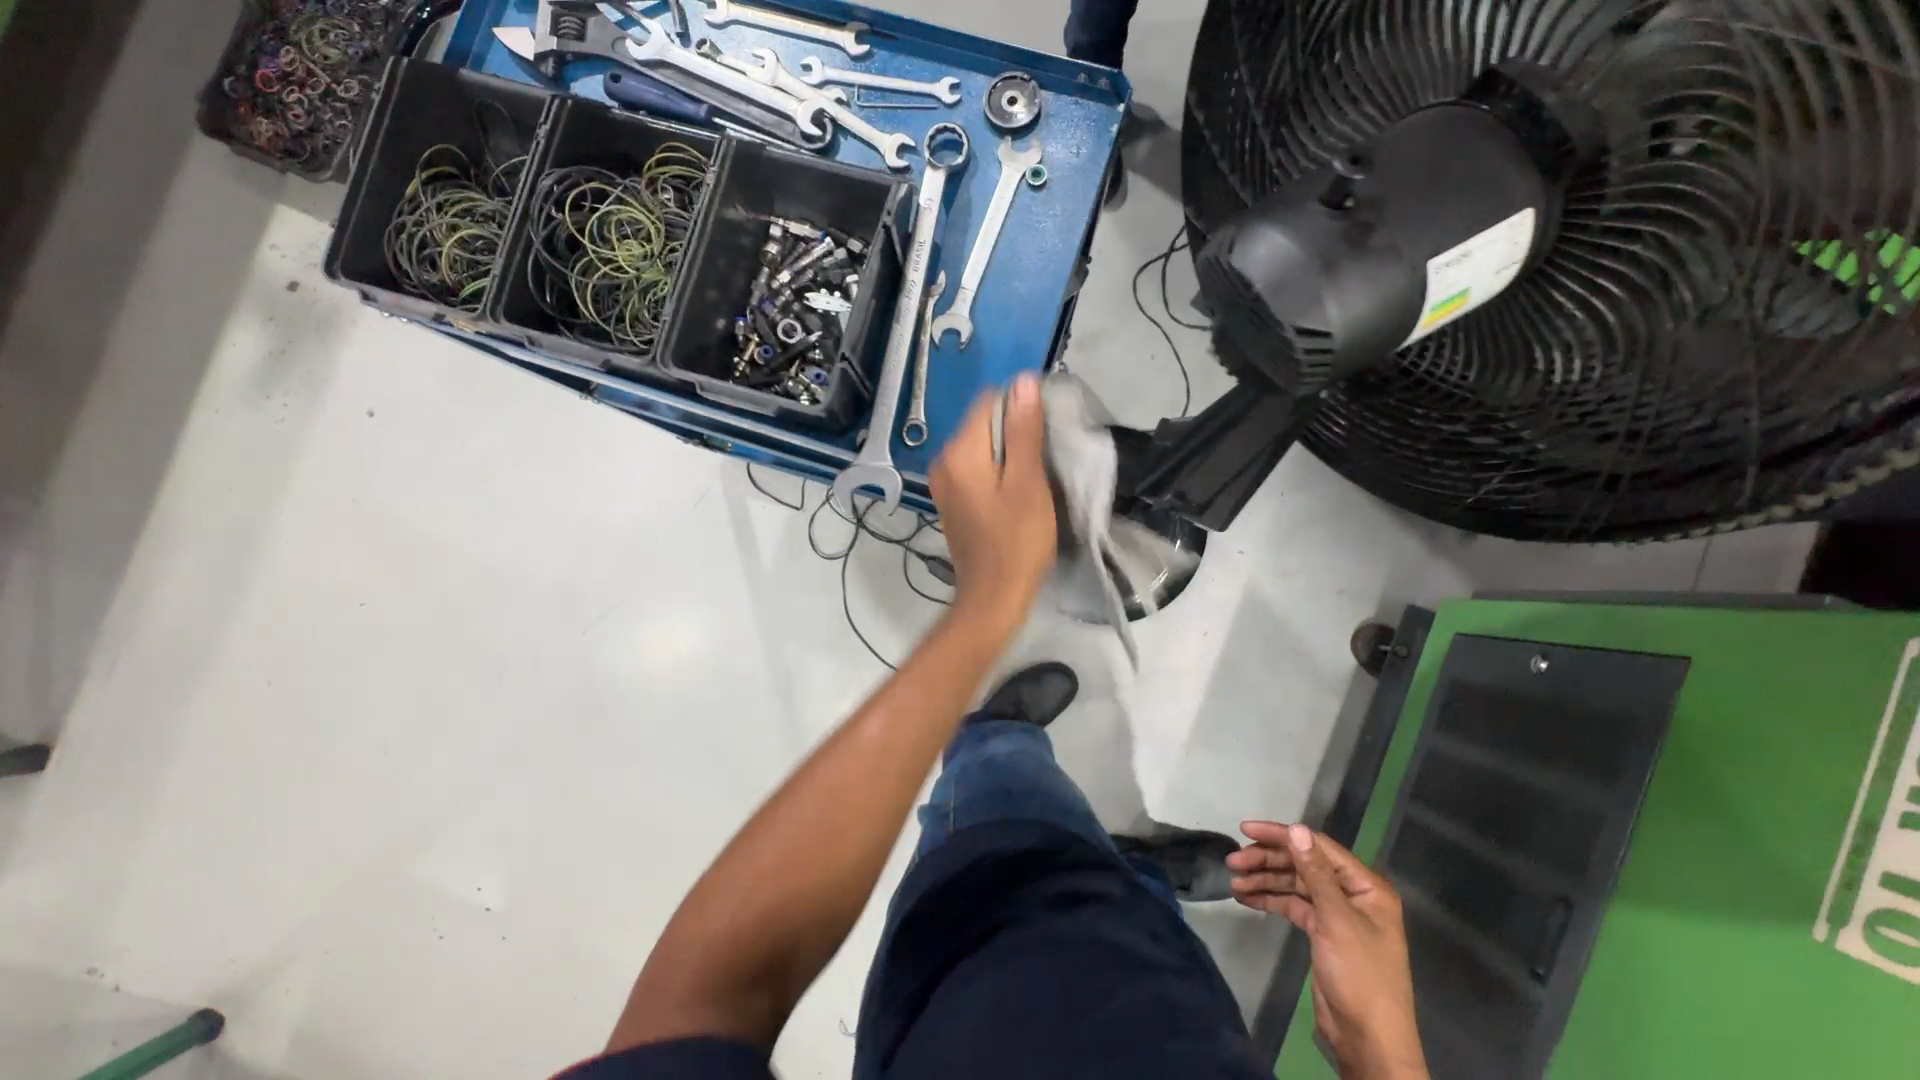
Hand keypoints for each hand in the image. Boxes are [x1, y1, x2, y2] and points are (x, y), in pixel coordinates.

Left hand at [930, 375, 1056, 628]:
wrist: (993, 598)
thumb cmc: (1017, 541)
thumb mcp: (1028, 482)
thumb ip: (1023, 430)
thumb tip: (1024, 381)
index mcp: (959, 452)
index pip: (989, 401)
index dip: (1022, 405)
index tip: (1049, 429)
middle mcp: (943, 461)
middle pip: (983, 423)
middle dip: (1017, 430)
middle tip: (1048, 455)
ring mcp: (945, 483)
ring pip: (982, 447)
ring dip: (1011, 452)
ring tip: (1037, 476)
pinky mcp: (953, 501)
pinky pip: (978, 470)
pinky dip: (999, 472)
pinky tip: (1020, 492)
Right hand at [1228, 823, 1428, 1079]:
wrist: (1368, 1037)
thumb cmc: (1360, 975)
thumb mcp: (1336, 920)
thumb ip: (1315, 873)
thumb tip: (1296, 829)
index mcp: (1366, 886)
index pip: (1318, 847)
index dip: (1281, 836)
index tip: (1245, 830)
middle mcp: (1352, 895)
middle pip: (1303, 866)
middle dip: (1268, 861)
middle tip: (1233, 862)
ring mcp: (1336, 915)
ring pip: (1295, 886)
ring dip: (1265, 881)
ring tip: (1234, 883)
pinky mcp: (1322, 934)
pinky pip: (1293, 907)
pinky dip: (1271, 901)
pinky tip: (1247, 899)